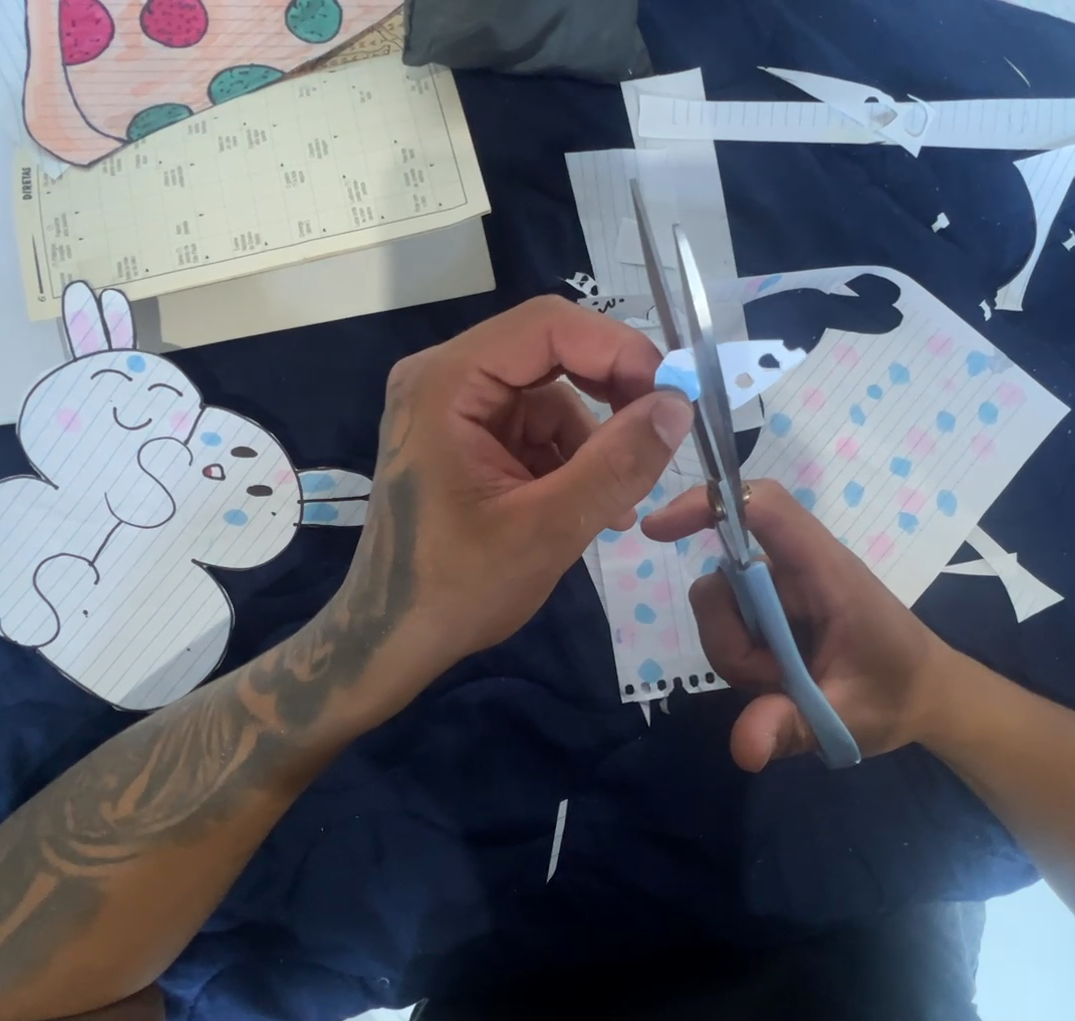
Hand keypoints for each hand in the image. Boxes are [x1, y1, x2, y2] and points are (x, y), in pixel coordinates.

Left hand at [344, 296, 695, 679]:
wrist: (395, 639)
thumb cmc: (457, 588)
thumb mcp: (547, 528)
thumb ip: (617, 464)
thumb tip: (678, 406)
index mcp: (445, 383)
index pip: (547, 326)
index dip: (618, 349)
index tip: (671, 395)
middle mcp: (444, 379)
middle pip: (550, 356)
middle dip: (610, 399)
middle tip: (656, 442)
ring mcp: (454, 411)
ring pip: (552, 398)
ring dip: (593, 446)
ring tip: (612, 508)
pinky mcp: (467, 442)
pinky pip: (536, 432)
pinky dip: (571, 464)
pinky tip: (589, 510)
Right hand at [641, 481, 952, 770]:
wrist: (928, 695)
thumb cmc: (899, 693)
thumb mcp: (850, 719)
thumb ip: (794, 726)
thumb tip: (742, 749)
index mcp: (825, 572)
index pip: (765, 510)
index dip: (709, 503)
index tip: (660, 530)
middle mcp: (796, 572)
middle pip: (723, 580)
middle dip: (729, 639)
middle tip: (774, 682)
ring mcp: (781, 591)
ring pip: (720, 610)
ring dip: (738, 657)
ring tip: (786, 686)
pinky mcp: (773, 610)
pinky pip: (732, 626)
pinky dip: (742, 659)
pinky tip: (777, 681)